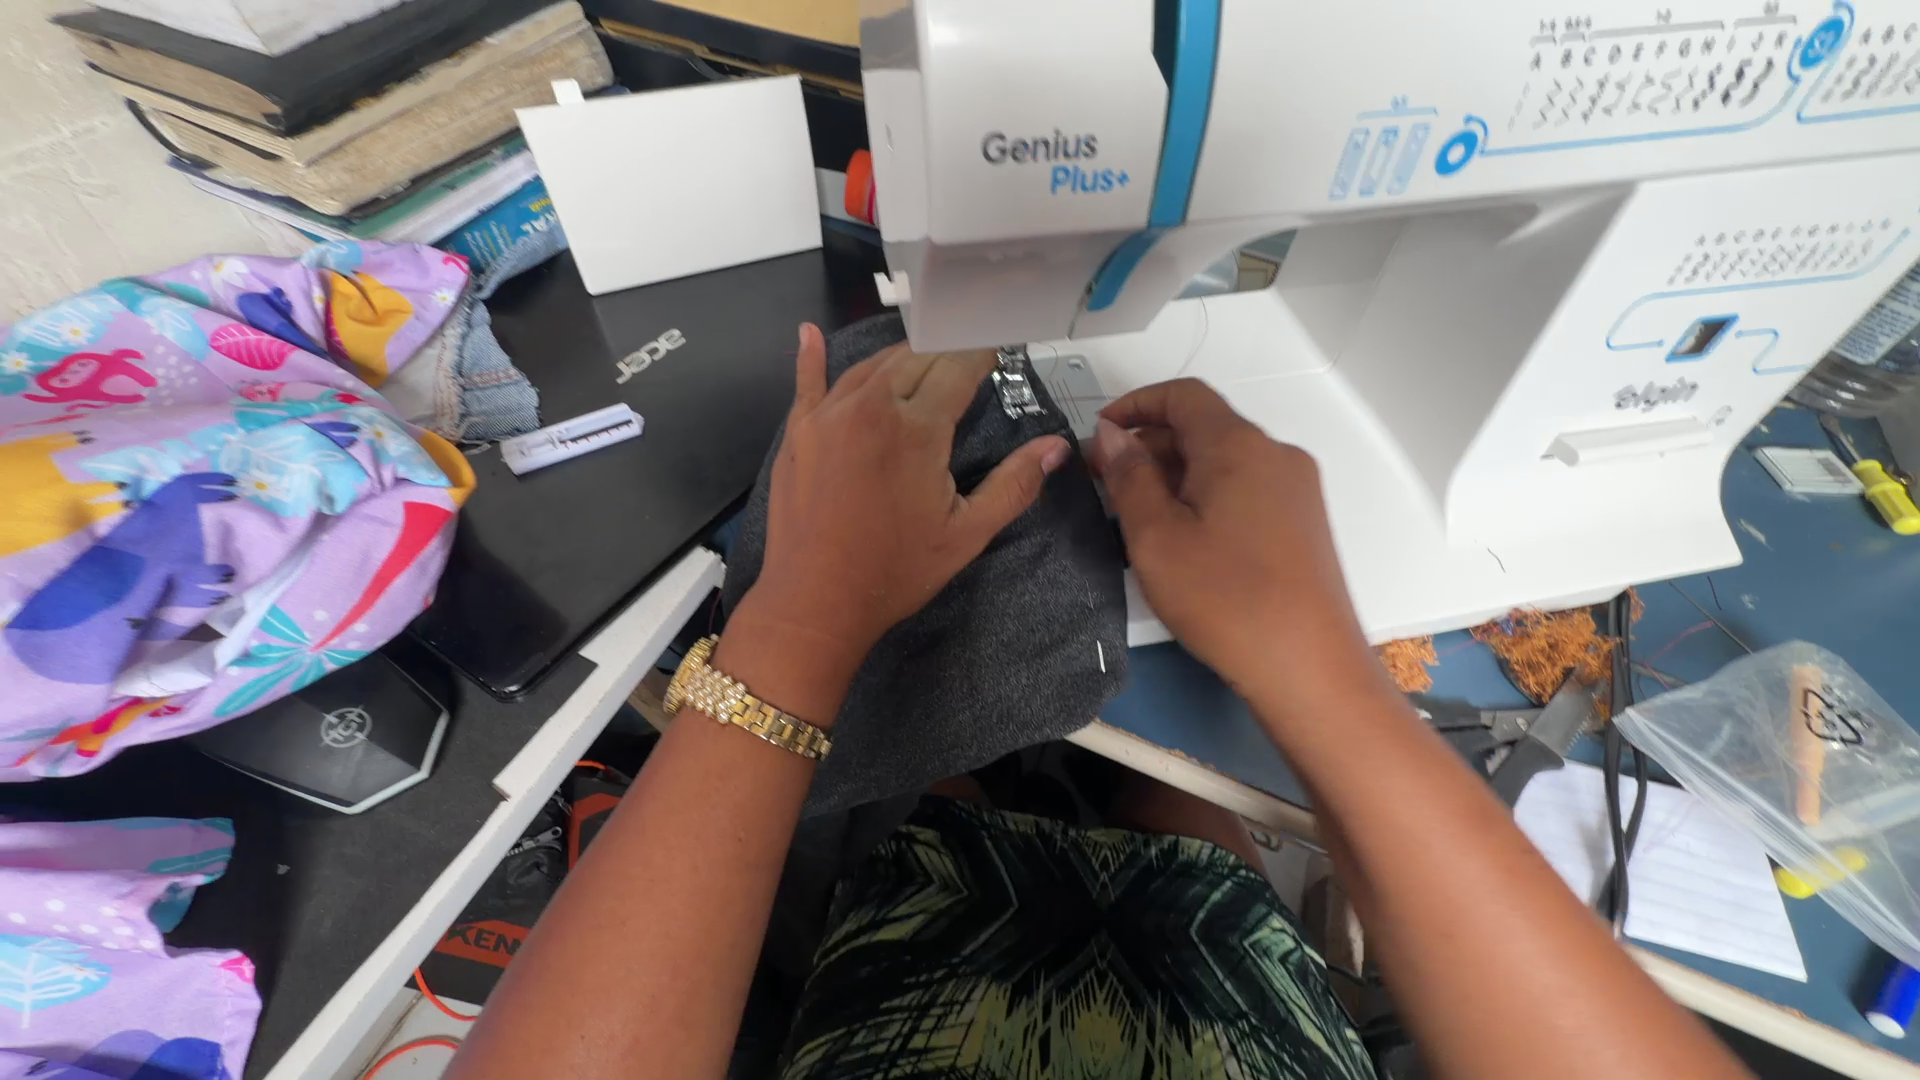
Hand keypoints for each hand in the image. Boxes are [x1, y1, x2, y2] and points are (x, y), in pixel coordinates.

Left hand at [737, 324, 1072, 662]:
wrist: (816, 602)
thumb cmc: (896, 571)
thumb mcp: (967, 535)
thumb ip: (1014, 485)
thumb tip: (1058, 447)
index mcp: (918, 427)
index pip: (959, 367)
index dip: (982, 353)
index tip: (998, 347)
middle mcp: (872, 406)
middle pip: (917, 357)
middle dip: (947, 352)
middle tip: (967, 360)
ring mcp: (828, 415)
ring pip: (871, 365)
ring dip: (902, 357)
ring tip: (924, 358)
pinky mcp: (798, 432)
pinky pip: (807, 382)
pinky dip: (811, 357)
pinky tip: (809, 334)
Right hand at [1086, 378, 1376, 701]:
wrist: (1308, 666)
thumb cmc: (1223, 597)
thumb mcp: (1156, 536)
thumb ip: (1130, 477)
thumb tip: (1112, 435)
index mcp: (1238, 446)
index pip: (1183, 396)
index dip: (1135, 404)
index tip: (1099, 435)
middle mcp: (1274, 454)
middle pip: (1203, 428)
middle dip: (1149, 446)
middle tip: (1105, 483)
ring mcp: (1295, 489)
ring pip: (1223, 462)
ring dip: (1174, 474)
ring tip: (1134, 516)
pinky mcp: (1302, 523)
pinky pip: (1243, 488)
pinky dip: (1203, 495)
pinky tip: (1180, 537)